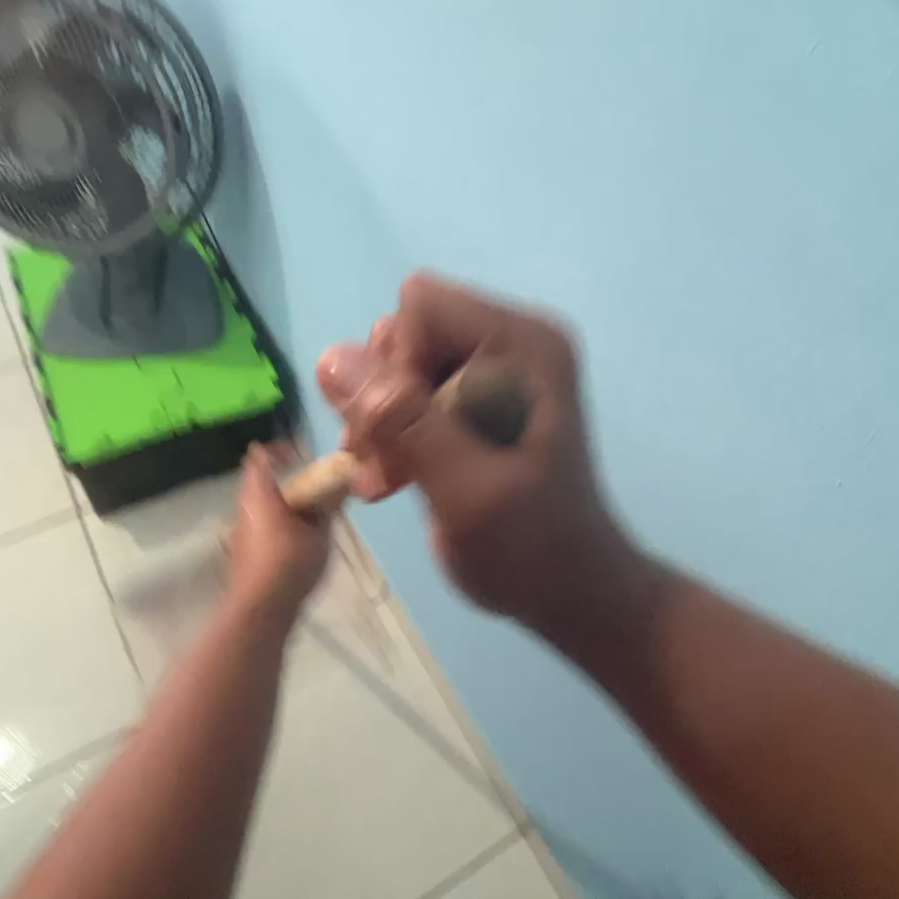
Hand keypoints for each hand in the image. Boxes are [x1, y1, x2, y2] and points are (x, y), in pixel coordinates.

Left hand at [224, 444, 331, 623]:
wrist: (261, 610)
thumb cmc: (291, 563)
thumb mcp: (320, 533)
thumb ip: (330, 505)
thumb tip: (345, 480)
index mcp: (260, 496)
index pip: (259, 458)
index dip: (275, 451)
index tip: (296, 456)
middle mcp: (244, 509)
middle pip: (259, 483)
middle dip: (285, 484)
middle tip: (311, 492)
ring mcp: (239, 532)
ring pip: (259, 508)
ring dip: (282, 507)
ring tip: (309, 520)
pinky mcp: (242, 553)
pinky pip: (259, 527)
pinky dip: (276, 526)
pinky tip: (297, 544)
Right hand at [315, 274, 642, 625]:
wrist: (568, 591)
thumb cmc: (529, 548)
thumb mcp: (463, 487)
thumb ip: (401, 421)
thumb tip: (331, 356)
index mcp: (523, 344)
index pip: (423, 307)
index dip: (397, 368)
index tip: (406, 436)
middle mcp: (509, 341)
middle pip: (404, 332)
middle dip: (382, 399)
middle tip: (387, 466)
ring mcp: (491, 369)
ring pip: (394, 364)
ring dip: (379, 423)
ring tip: (387, 478)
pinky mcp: (473, 398)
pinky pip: (404, 391)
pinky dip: (390, 434)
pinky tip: (391, 479)